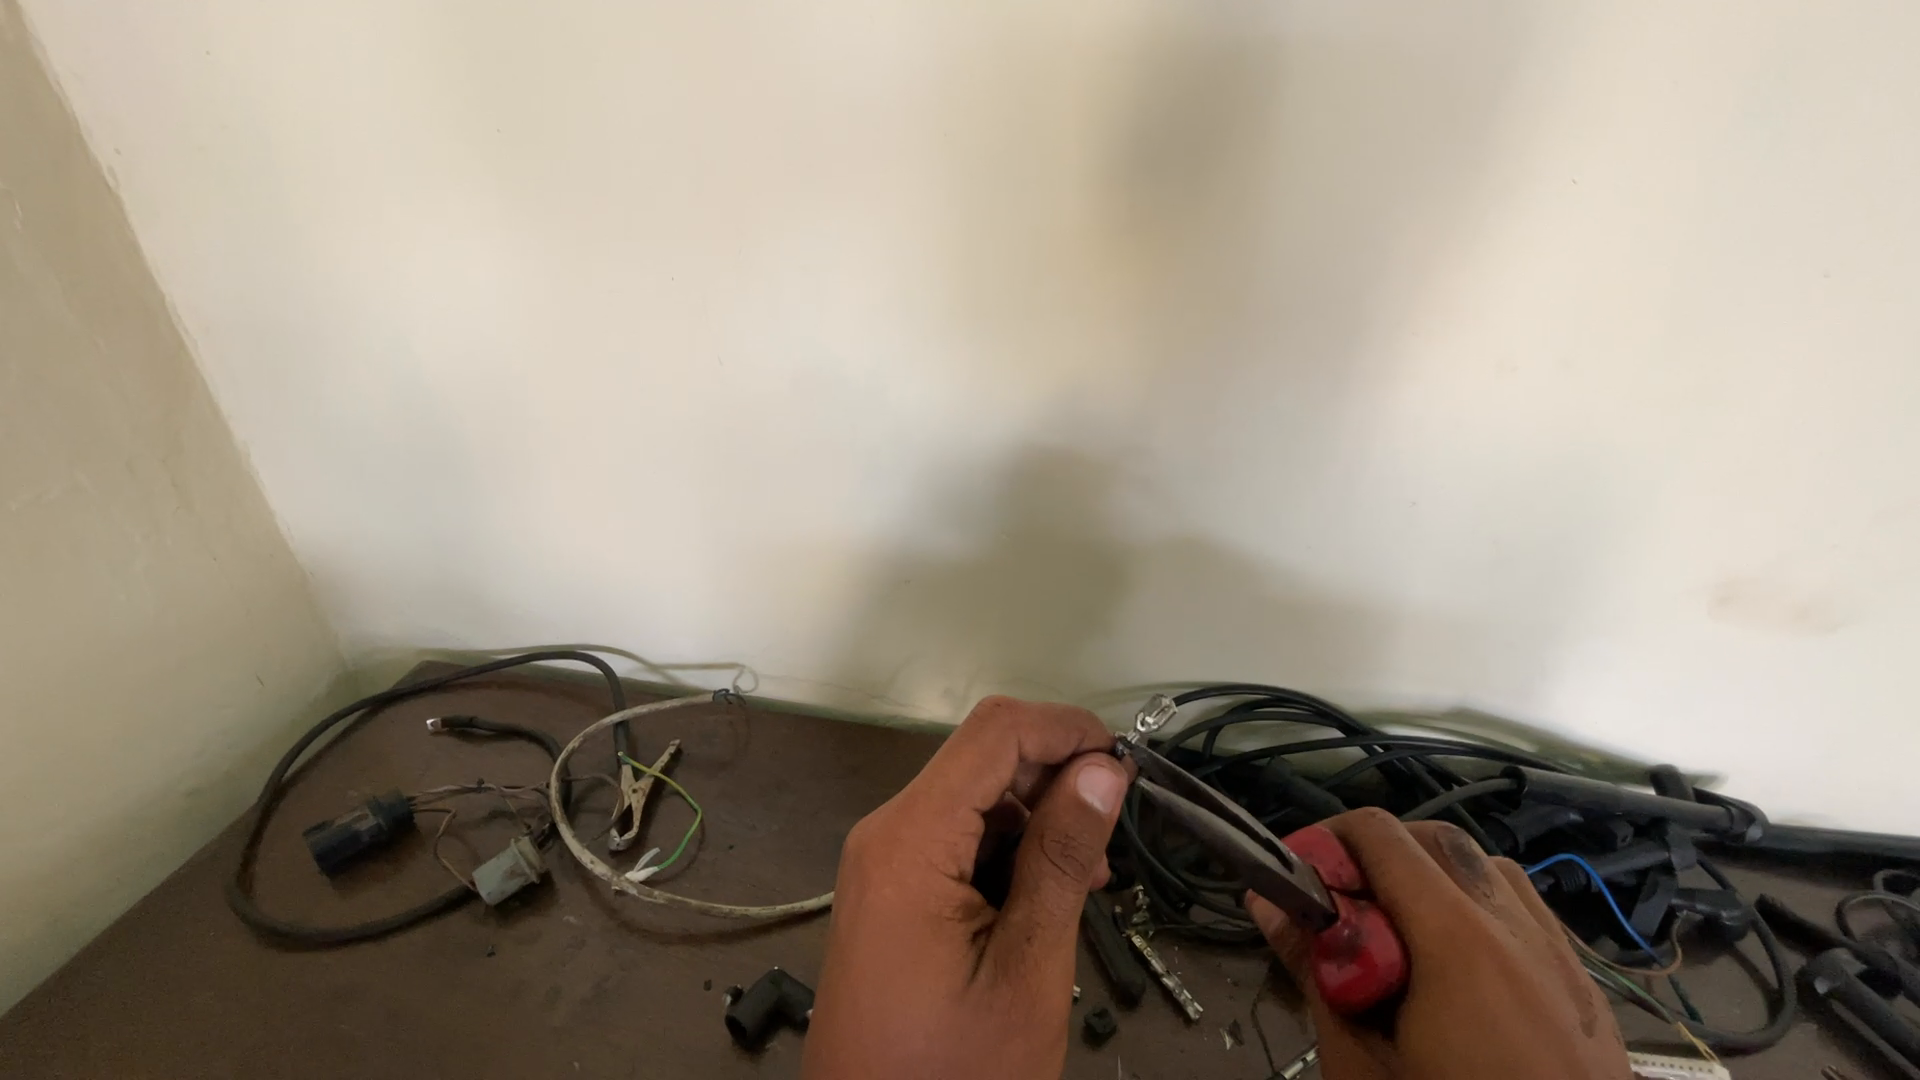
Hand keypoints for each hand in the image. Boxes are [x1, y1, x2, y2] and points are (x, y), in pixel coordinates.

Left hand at [803, 697, 1130, 1079]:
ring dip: (1038, 816)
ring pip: (976, 795)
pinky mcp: (894, 887)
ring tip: (1087, 876)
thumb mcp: (1026, 969)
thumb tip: (1103, 769)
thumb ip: (1061, 857)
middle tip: (1112, 832)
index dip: (1064, 728)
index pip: (995, 732)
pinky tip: (1046, 892)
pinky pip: (959, 836)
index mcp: (910, 837)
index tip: (1124, 767)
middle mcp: (888, 831)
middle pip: (983, 757)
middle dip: (1056, 776)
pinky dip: (1010, 848)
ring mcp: (886, 859)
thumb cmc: (954, 1075)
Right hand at [1249, 808, 1632, 1079]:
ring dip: (1436, 875)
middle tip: (1343, 902)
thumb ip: (1313, 969)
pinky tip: (1461, 964)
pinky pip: (1531, 913)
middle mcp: (1515, 932)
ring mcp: (1563, 962)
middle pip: (1437, 839)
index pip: (1381, 836)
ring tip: (1403, 928)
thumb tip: (1267, 901)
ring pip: (1490, 867)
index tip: (1301, 877)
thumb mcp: (1361, 1063)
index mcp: (1455, 940)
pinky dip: (1484, 908)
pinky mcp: (1590, 996)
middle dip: (1380, 852)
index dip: (1329, 840)